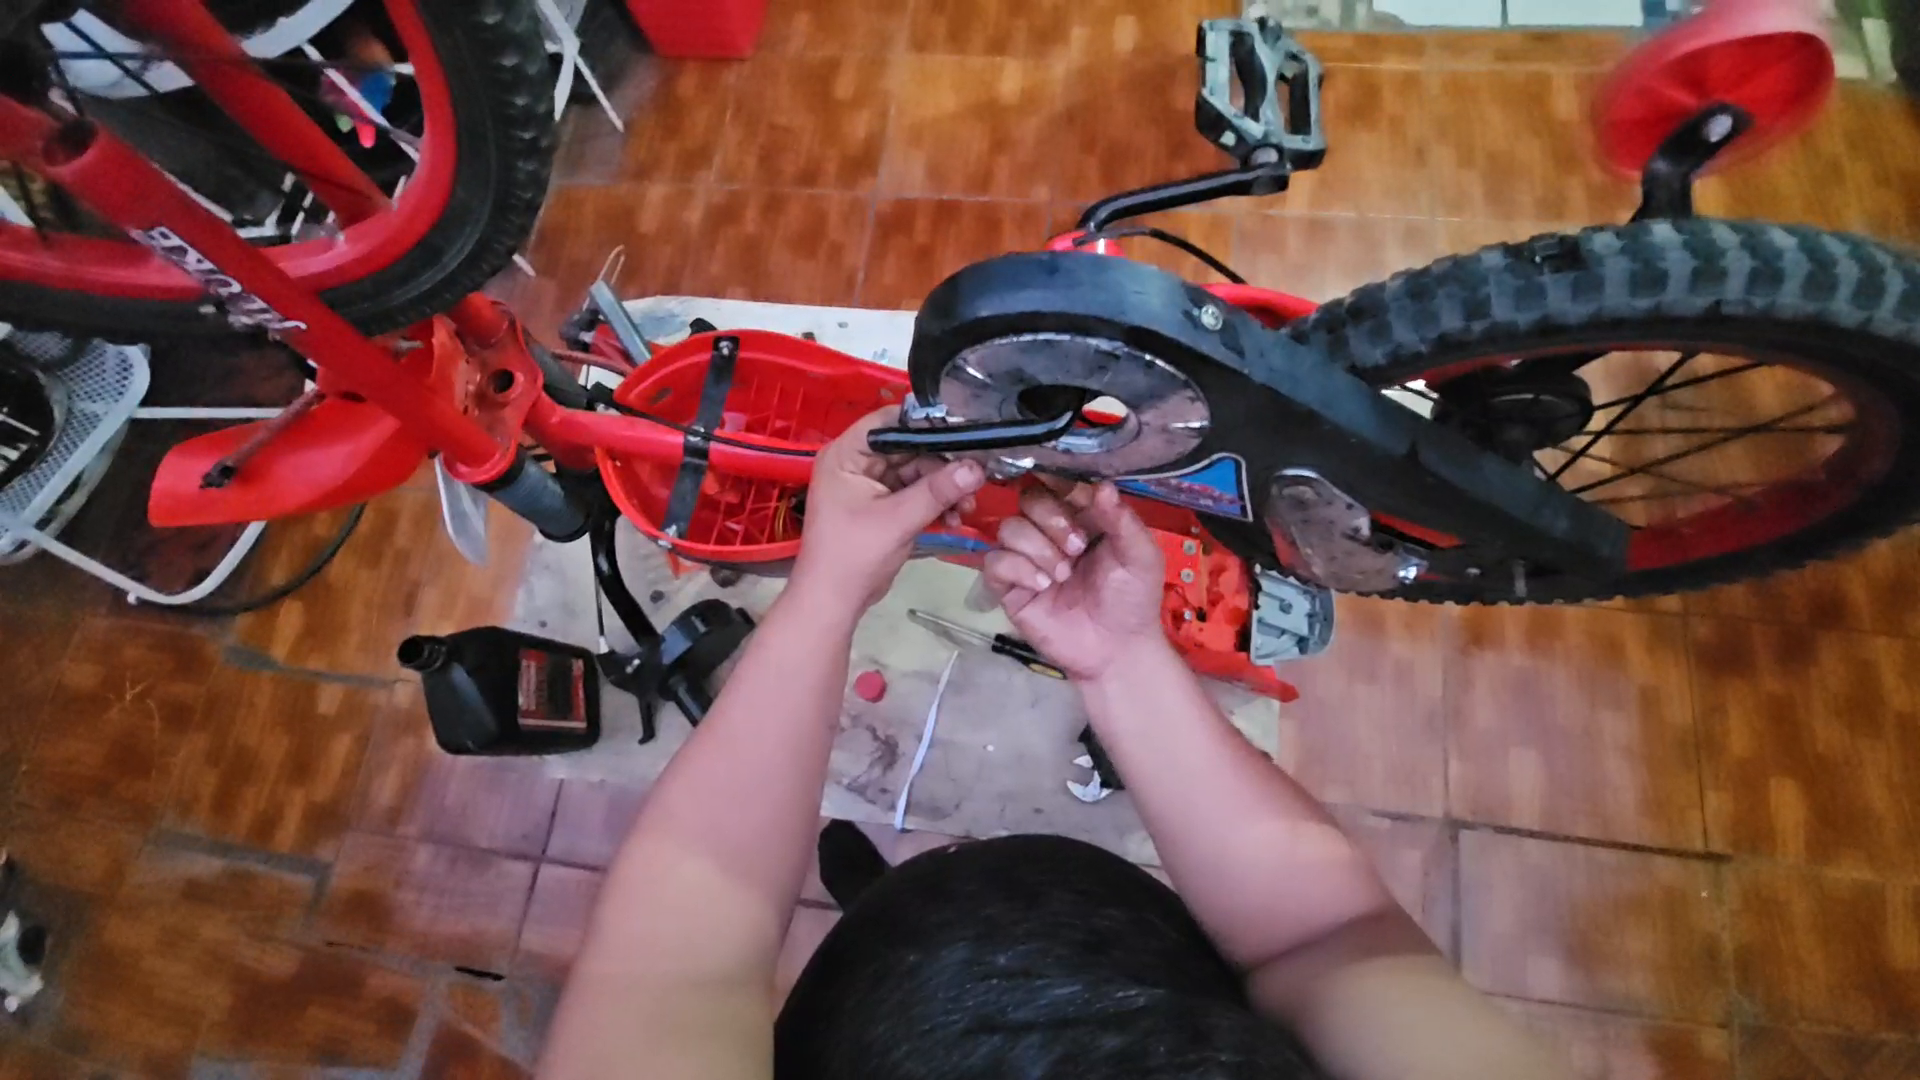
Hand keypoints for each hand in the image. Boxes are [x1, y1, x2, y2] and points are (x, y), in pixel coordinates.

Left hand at [790, 407, 985, 613]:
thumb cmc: (854, 555)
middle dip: (943, 464)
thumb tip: (977, 468)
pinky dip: (935, 503)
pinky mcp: (884, 507)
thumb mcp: (898, 519)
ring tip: (968, 505)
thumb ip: (937, 491)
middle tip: (977, 475)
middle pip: (909, 448)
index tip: (964, 431)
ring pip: (917, 473)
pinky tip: (955, 517)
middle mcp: (857, 464)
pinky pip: (915, 494)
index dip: (926, 424)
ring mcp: (871, 486)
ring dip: (944, 487)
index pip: (889, 422)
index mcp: (847, 455)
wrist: (834, 601)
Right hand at [981, 480, 1167, 680]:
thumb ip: (1121, 520)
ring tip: (1064, 575)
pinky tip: (1043, 586)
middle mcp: (1049, 531)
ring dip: (1038, 548)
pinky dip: (1018, 569)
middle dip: (1052, 520)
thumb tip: (1101, 486)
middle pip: (1028, 499)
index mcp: (1081, 515)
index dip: (1060, 484)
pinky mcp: (1009, 586)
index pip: (1058, 483)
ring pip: (1009, 528)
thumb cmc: (1132, 598)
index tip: (1071, 494)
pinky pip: (994, 562)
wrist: (1117, 650)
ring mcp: (1026, 558)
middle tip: (1078, 548)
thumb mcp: (1140, 556)